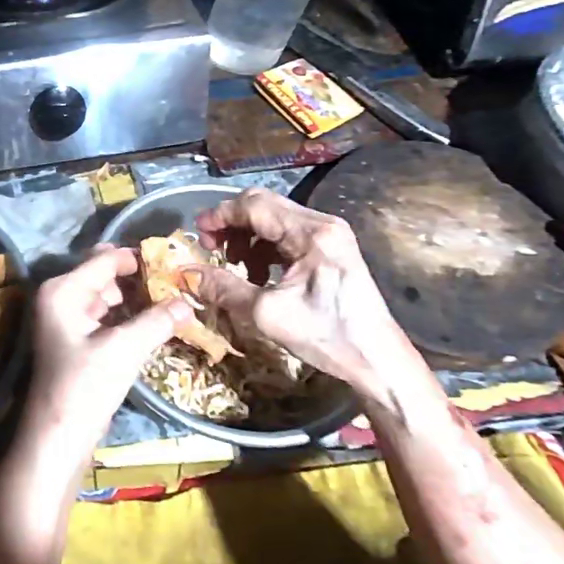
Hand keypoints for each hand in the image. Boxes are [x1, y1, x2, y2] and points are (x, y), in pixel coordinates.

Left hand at [21, 247, 185, 468]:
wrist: (58, 439)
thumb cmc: (84, 387)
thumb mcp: (124, 349)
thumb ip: (157, 320)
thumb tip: (189, 303)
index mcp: (63, 290)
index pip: (107, 259)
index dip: (141, 259)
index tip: (176, 262)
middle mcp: (61, 297)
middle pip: (107, 274)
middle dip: (141, 278)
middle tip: (179, 281)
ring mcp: (68, 320)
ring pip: (109, 296)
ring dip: (138, 299)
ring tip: (174, 299)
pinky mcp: (78, 341)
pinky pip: (108, 316)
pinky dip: (130, 316)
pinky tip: (156, 321)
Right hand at [190, 189, 424, 397]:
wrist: (377, 358)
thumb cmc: (327, 336)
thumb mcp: (268, 314)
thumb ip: (225, 288)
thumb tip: (186, 274)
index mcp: (311, 233)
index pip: (255, 206)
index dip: (221, 215)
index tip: (197, 233)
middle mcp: (323, 223)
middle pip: (265, 205)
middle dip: (233, 223)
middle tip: (210, 248)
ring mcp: (330, 234)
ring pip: (275, 219)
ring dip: (248, 236)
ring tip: (234, 266)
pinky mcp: (331, 249)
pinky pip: (288, 235)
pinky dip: (266, 247)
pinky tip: (258, 274)